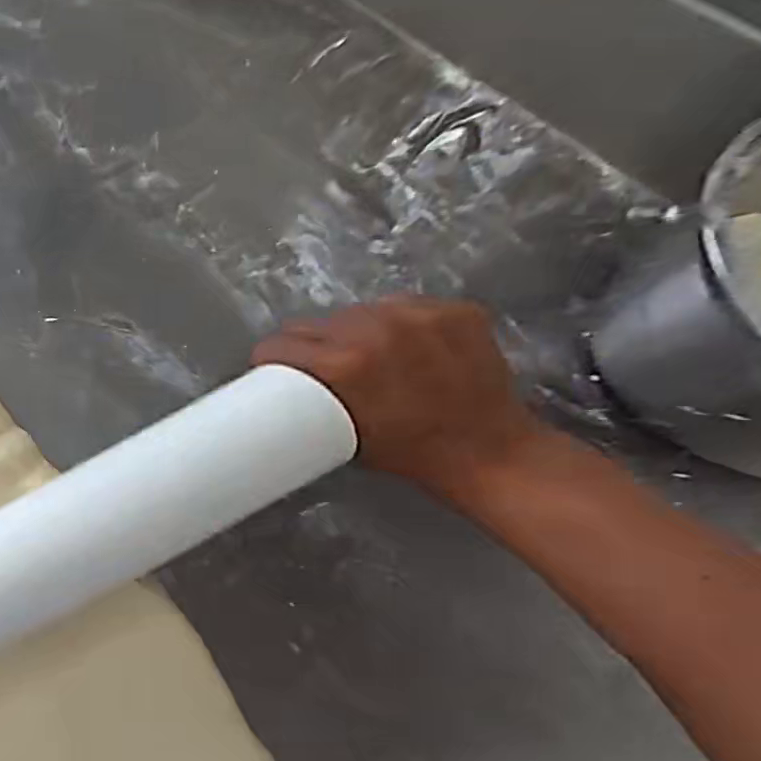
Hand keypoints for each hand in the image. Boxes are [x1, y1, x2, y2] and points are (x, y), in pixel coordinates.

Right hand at [251, 297, 550, 495]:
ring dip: (354, 329)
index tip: (271, 365)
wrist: (489, 452)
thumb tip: (292, 382)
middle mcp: (374, 329)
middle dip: (311, 343)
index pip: (280, 342)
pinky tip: (408, 346)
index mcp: (342, 364)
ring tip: (369, 353)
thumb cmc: (407, 453)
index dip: (270, 356)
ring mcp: (419, 315)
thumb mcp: (343, 432)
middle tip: (322, 363)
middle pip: (317, 322)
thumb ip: (315, 399)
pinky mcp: (454, 309)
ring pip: (360, 310)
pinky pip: (405, 306)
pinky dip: (399, 323)